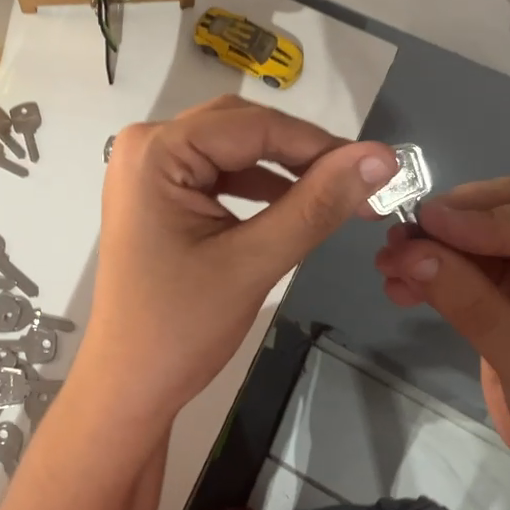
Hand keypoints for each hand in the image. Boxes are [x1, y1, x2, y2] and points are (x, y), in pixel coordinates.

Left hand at [79, 96, 396, 418]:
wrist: (128, 385)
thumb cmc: (181, 327)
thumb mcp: (253, 261)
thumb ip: (317, 204)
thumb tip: (380, 157)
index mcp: (156, 150)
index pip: (252, 125)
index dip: (318, 143)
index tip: (379, 165)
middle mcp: (145, 145)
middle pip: (240, 127)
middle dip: (299, 152)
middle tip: (357, 182)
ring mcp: (147, 168)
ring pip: (231, 147)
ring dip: (281, 168)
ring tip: (335, 194)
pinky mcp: (157, 192)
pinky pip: (215, 172)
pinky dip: (255, 184)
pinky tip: (291, 204)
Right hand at [373, 179, 509, 496]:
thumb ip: (474, 305)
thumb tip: (411, 252)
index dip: (489, 219)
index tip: (426, 223)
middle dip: (458, 223)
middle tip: (400, 236)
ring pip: (490, 226)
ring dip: (439, 242)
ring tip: (389, 260)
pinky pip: (476, 256)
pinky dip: (439, 265)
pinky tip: (400, 282)